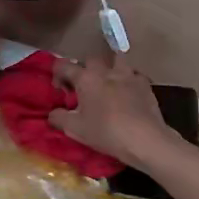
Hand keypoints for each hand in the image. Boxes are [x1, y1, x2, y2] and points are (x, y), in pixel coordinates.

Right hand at [48, 54, 183, 166]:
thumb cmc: (106, 132)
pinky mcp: (145, 84)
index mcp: (86, 78)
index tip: (60, 90)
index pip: (64, 65)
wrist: (144, 139)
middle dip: (84, 69)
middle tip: (84, 87)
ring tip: (109, 84)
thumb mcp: (75, 130)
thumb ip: (59, 118)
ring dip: (110, 69)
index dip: (58, 75)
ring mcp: (128, 75)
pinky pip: (134, 76)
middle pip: (91, 59)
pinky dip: (129, 82)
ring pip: (116, 61)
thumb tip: (53, 113)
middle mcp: (106, 71)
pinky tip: (130, 95)